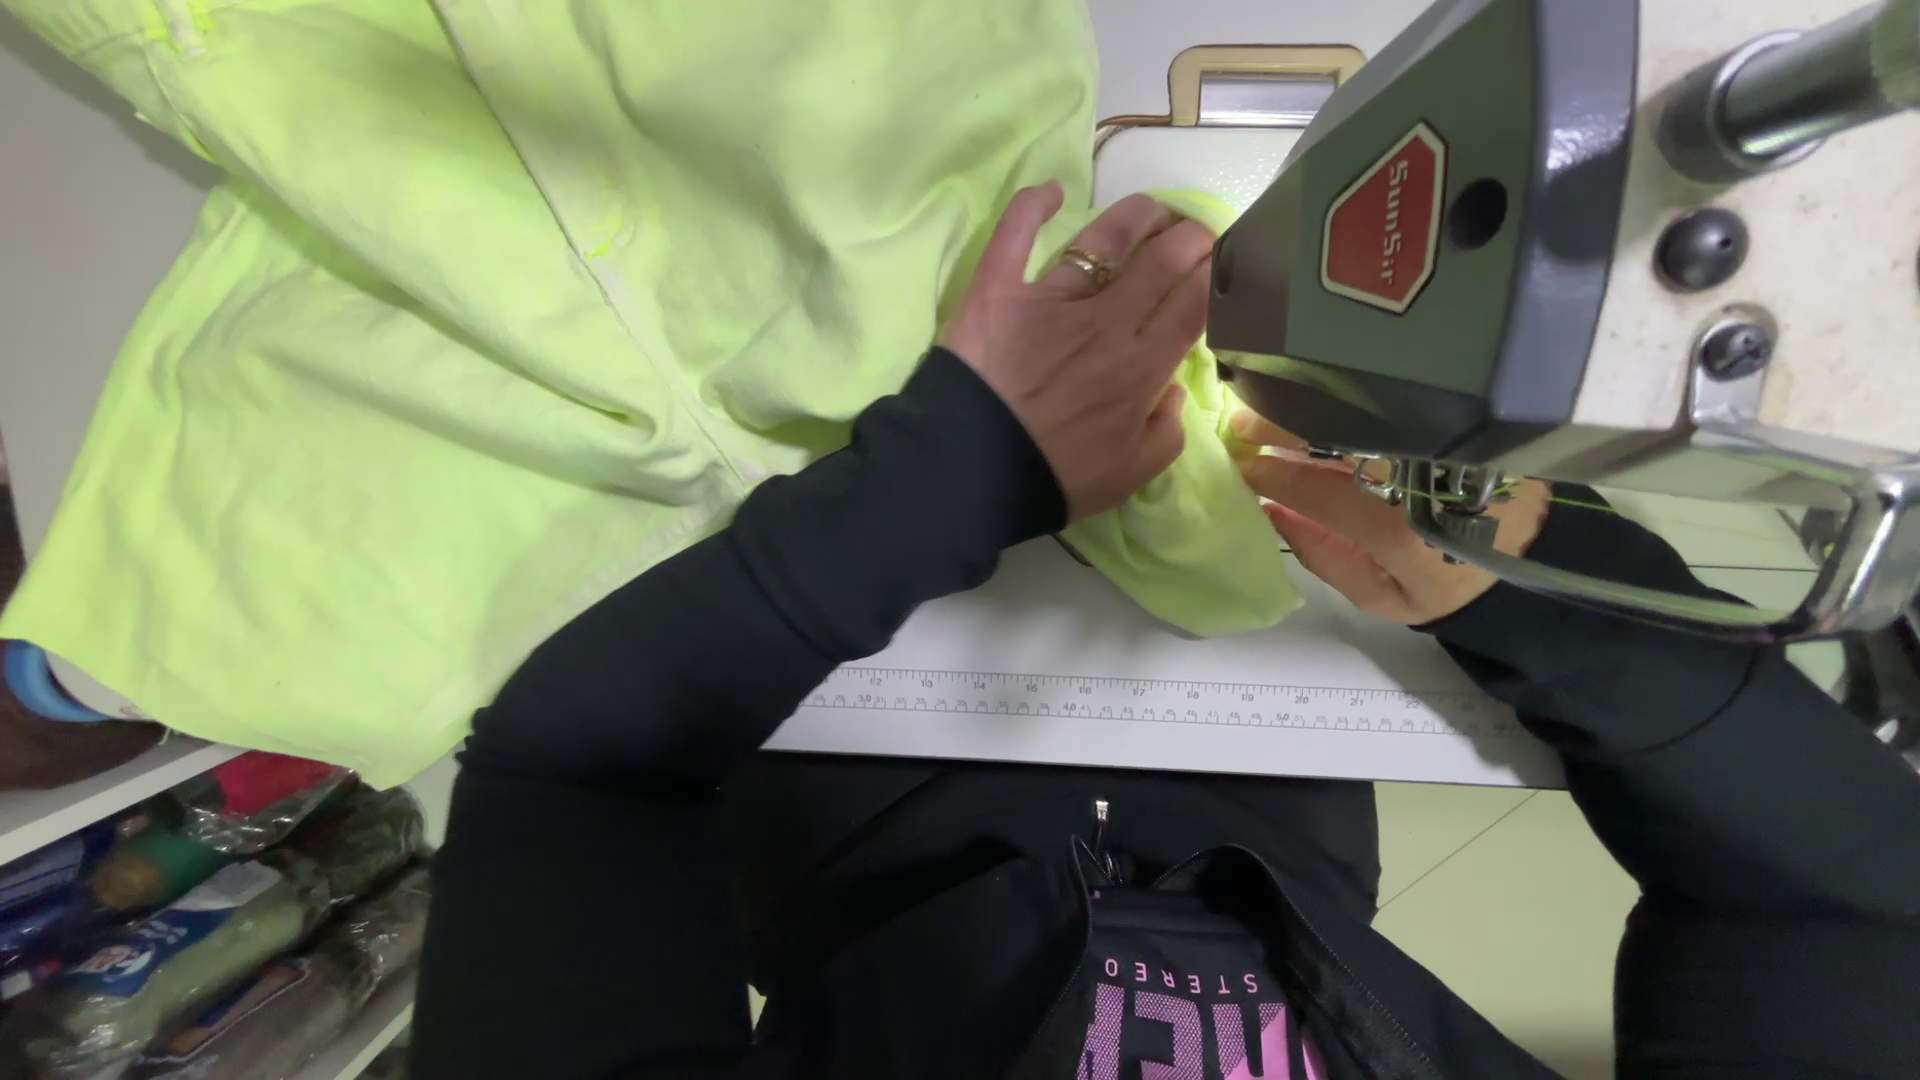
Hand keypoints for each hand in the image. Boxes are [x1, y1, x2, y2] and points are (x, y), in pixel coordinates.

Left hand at [941, 183, 1216, 521]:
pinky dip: (1032, 206)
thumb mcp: (1130, 475)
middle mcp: (1103, 323)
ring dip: (1136, 216)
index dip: (1213, 277)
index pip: (1191, 305)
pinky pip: (1015, 236)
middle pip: (1159, 262)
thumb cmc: (1054, 479)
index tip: (1221, 263)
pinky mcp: (998, 292)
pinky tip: (1052, 191)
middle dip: (1187, 239)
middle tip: (1193, 234)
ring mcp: (1049, 301)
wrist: (971, 476)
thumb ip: (1166, 433)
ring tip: (1151, 209)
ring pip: (1103, 240)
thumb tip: (1172, 389)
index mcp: (1139, 368)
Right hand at [1232, 412, 1550, 623]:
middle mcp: (1420, 477)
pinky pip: (1392, 408)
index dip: (1272, 475)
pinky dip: (1347, 406)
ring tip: (1272, 408)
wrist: (1534, 564)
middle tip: (1242, 422)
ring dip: (1311, 409)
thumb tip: (1268, 509)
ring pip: (1362, 416)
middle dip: (1282, 426)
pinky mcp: (1460, 425)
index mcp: (1398, 528)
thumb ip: (1319, 555)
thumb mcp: (1378, 594)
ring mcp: (1443, 444)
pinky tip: (1319, 407)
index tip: (1239, 465)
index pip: (1318, 489)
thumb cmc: (1446, 586)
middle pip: (1339, 436)